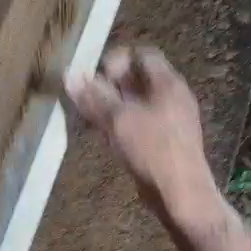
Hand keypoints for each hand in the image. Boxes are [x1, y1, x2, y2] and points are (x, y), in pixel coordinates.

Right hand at [65, 45, 212, 201]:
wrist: (181, 195)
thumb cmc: (152, 149)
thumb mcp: (118, 119)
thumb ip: (93, 96)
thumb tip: (69, 74)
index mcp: (167, 83)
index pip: (141, 55)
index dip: (117, 60)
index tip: (97, 79)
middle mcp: (172, 97)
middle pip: (137, 78)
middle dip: (108, 86)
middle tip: (87, 99)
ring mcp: (170, 120)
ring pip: (135, 103)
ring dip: (110, 107)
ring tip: (89, 119)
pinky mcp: (164, 141)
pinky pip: (139, 122)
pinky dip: (120, 124)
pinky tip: (103, 137)